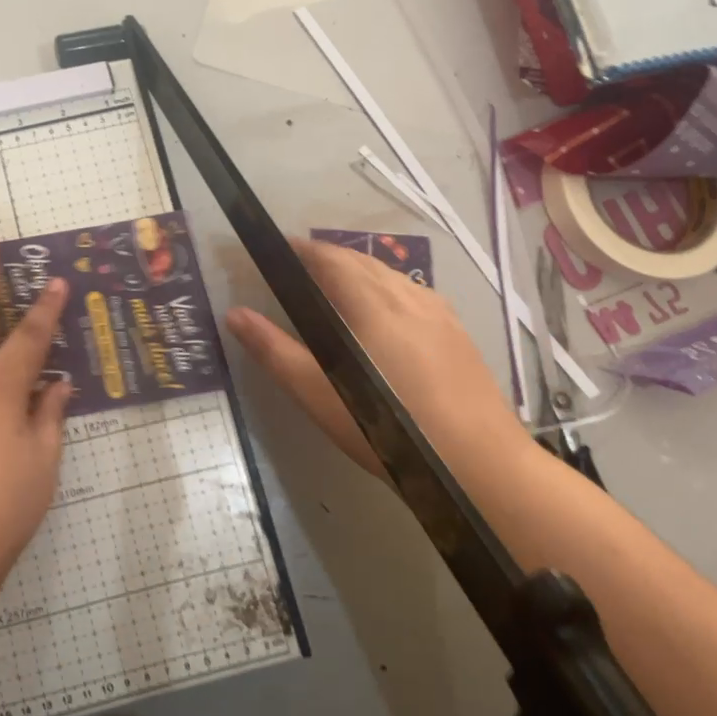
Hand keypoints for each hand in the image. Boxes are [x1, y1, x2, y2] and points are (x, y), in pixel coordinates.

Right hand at [224, 237, 525, 477]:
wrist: (482, 467)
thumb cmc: (389, 428)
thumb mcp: (317, 394)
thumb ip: (274, 350)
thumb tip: (234, 313)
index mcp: (371, 303)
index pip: (331, 257)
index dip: (302, 249)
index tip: (277, 250)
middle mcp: (408, 297)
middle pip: (362, 262)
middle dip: (329, 258)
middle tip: (300, 270)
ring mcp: (440, 315)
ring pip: (391, 278)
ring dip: (360, 274)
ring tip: (337, 291)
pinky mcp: (459, 337)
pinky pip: (415, 297)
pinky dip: (388, 293)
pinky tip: (387, 320)